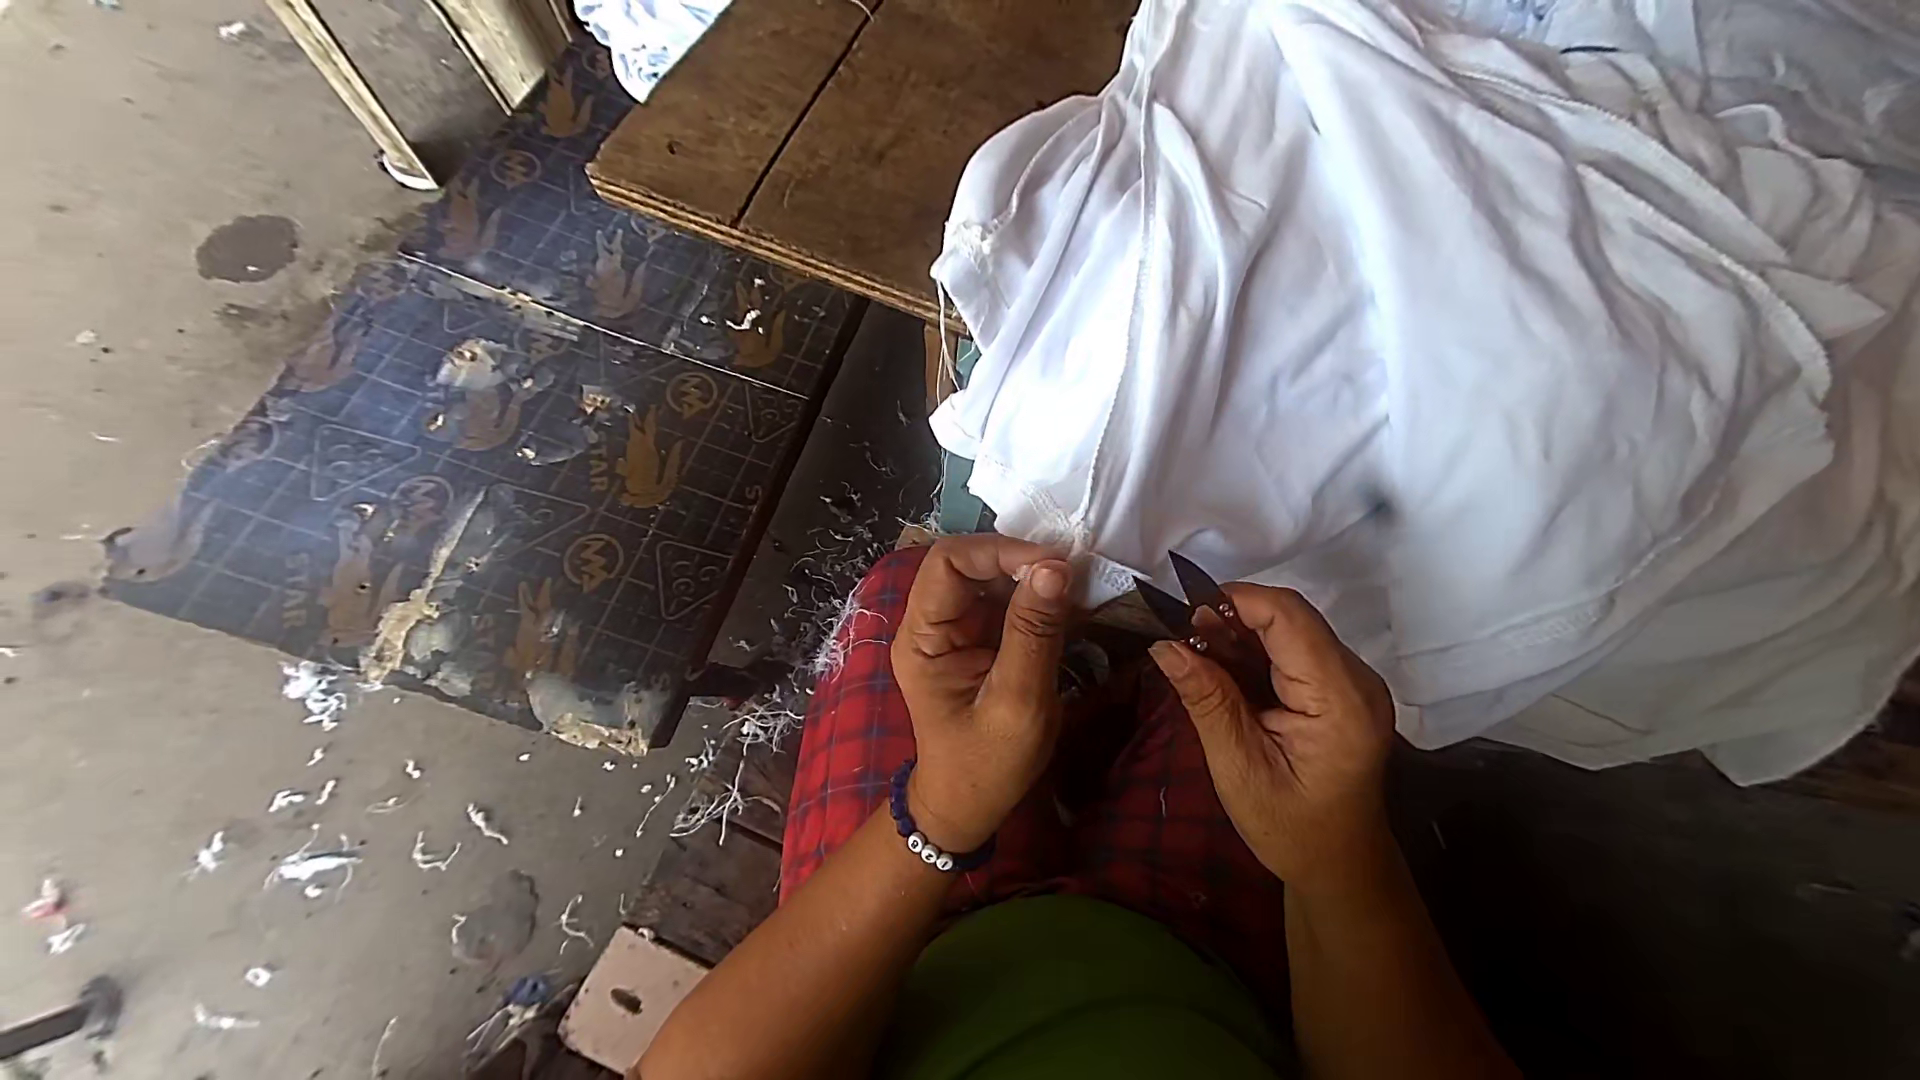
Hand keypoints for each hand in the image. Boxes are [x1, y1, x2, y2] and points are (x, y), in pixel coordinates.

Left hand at [892, 536, 1073, 852]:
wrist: (968, 802)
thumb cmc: (987, 764)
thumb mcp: (1018, 702)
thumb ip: (1034, 633)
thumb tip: (1055, 567)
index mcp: (922, 637)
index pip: (947, 563)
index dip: (998, 551)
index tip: (1052, 564)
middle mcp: (931, 624)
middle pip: (967, 564)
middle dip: (1019, 561)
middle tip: (1071, 573)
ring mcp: (954, 630)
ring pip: (989, 578)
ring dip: (1031, 577)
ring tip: (1076, 587)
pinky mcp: (978, 639)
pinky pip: (1004, 601)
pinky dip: (1036, 597)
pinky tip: (1068, 605)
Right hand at [1150, 583, 1395, 892]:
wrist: (1340, 864)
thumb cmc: (1291, 828)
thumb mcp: (1238, 768)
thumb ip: (1206, 701)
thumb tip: (1164, 645)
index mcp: (1339, 701)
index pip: (1290, 617)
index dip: (1237, 601)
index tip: (1185, 617)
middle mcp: (1355, 679)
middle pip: (1290, 617)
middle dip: (1231, 618)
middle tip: (1184, 644)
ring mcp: (1350, 680)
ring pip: (1288, 626)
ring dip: (1237, 633)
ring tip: (1198, 659)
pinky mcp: (1338, 686)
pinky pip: (1290, 646)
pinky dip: (1250, 649)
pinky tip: (1223, 671)